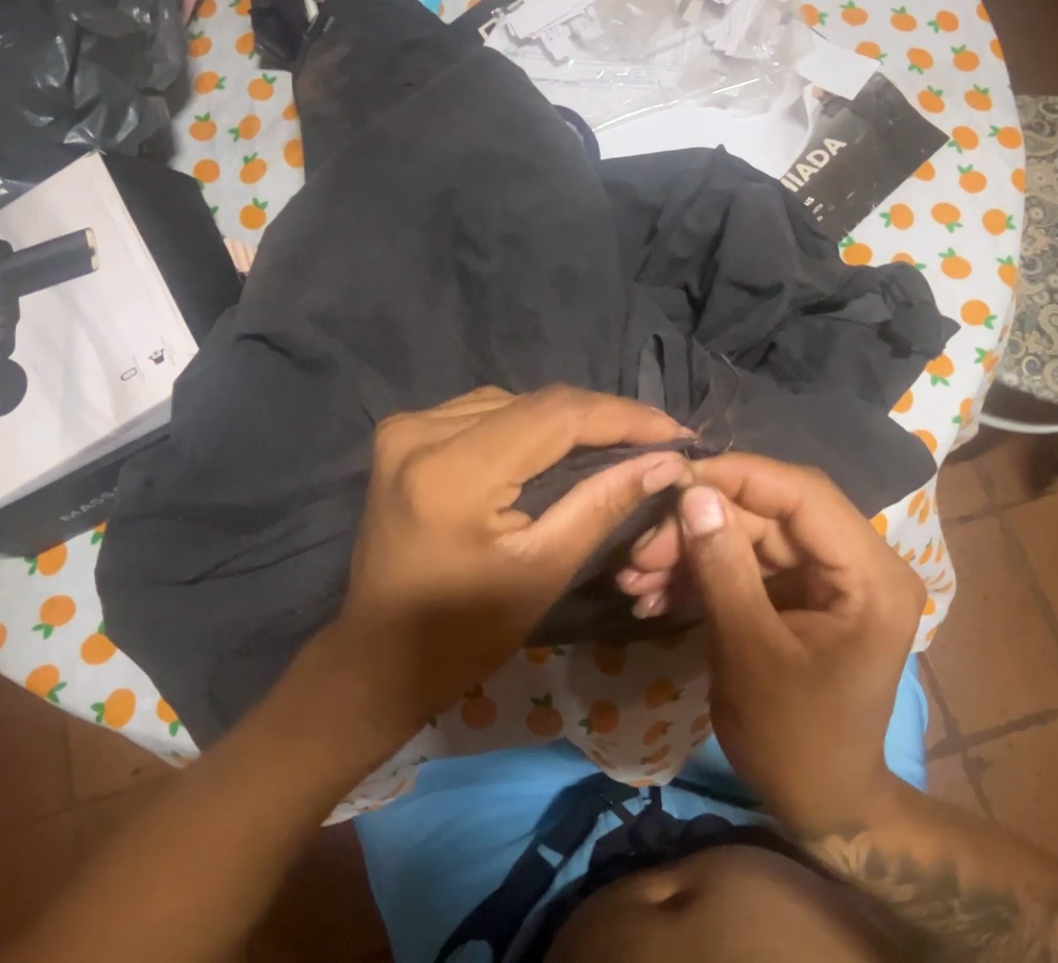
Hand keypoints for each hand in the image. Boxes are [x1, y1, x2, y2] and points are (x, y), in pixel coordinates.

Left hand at [331, 385, 688, 732]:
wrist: (381, 656)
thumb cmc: (465, 632)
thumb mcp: (544, 570)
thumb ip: (603, 503)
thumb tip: (666, 461)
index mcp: (453, 471)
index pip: (555, 415)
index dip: (622, 417)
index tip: (676, 432)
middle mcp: (421, 432)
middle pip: (533, 402)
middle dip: (601, 418)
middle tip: (657, 438)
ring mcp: (405, 429)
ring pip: (510, 402)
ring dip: (566, 420)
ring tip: (619, 441)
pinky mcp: (401, 435)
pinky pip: (482, 413)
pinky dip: (527, 425)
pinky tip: (559, 445)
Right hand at [647, 455, 924, 830]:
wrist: (818, 801)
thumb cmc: (794, 737)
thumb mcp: (751, 651)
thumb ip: (723, 567)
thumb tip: (692, 494)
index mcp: (871, 574)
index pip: (804, 494)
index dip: (737, 477)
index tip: (671, 481)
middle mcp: (860, 563)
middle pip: (772, 514)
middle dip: (700, 526)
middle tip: (637, 551)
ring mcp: (830, 579)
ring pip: (753, 537)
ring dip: (692, 552)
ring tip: (634, 579)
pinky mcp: (802, 595)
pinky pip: (750, 566)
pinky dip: (704, 575)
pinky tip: (655, 593)